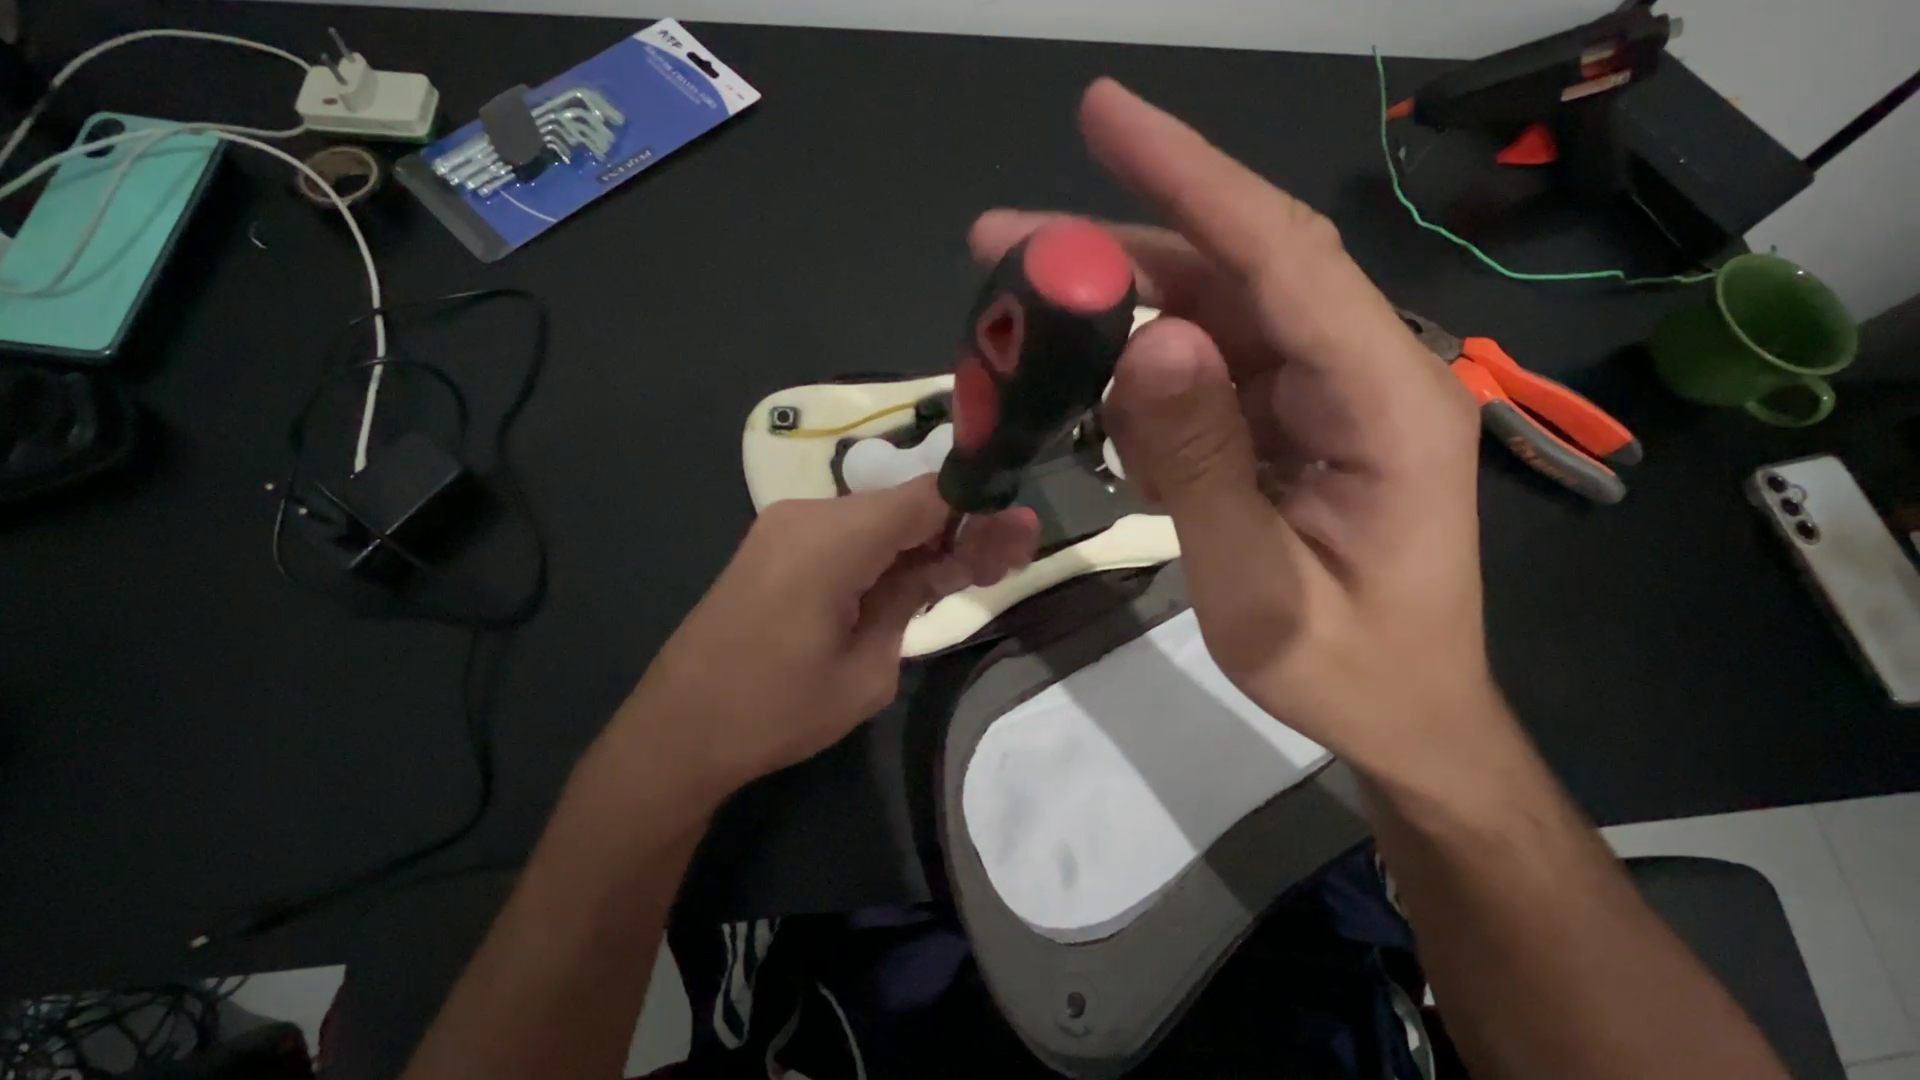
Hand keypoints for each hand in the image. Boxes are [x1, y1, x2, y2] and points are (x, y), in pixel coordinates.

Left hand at [617, 477, 1038, 796]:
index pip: (927, 495)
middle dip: (959, 528)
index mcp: (833, 539)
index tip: (1021, 528)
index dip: (979, 507)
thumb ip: (915, 601)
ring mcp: (784, 526)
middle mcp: (808, 514)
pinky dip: (885, 552)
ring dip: (924, 542)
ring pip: (877, 520)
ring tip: (973, 571)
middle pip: (904, 504)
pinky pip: (845, 536)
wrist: (677, 732)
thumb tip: (949, 563)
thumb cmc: (776, 711)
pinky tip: (916, 577)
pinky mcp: (773, 546)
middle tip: (1012, 556)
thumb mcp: (868, 669)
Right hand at [969, 80, 1491, 768]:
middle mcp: (1367, 371)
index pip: (1280, 256)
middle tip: (1004, 242)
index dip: (1188, 177)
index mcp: (1385, 402)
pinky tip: (1108, 415)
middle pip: (1239, 269)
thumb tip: (1144, 344)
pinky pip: (1215, 370)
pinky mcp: (1305, 418)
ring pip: (1217, 313)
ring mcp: (1334, 392)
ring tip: (1032, 333)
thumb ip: (1204, 467)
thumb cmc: (1350, 672)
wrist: (1410, 717)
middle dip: (1121, 245)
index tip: (1102, 114)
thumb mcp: (1259, 592)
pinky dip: (1147, 380)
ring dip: (1122, 315)